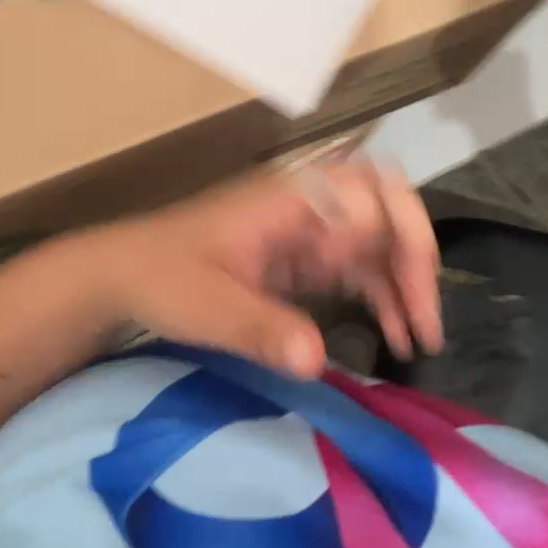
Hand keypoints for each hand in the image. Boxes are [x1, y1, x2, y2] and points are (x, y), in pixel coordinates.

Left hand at [78, 159, 443, 379]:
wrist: (123, 276)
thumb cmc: (161, 276)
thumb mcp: (207, 305)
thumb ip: (259, 328)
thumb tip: (315, 360)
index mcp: (290, 199)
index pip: (369, 187)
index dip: (398, 228)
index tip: (403, 284)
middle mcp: (308, 207)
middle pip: (385, 213)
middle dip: (414, 260)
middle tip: (425, 321)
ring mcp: (307, 232)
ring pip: (378, 244)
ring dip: (404, 285)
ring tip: (418, 340)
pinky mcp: (301, 259)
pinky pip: (357, 270)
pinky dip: (381, 297)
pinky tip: (392, 336)